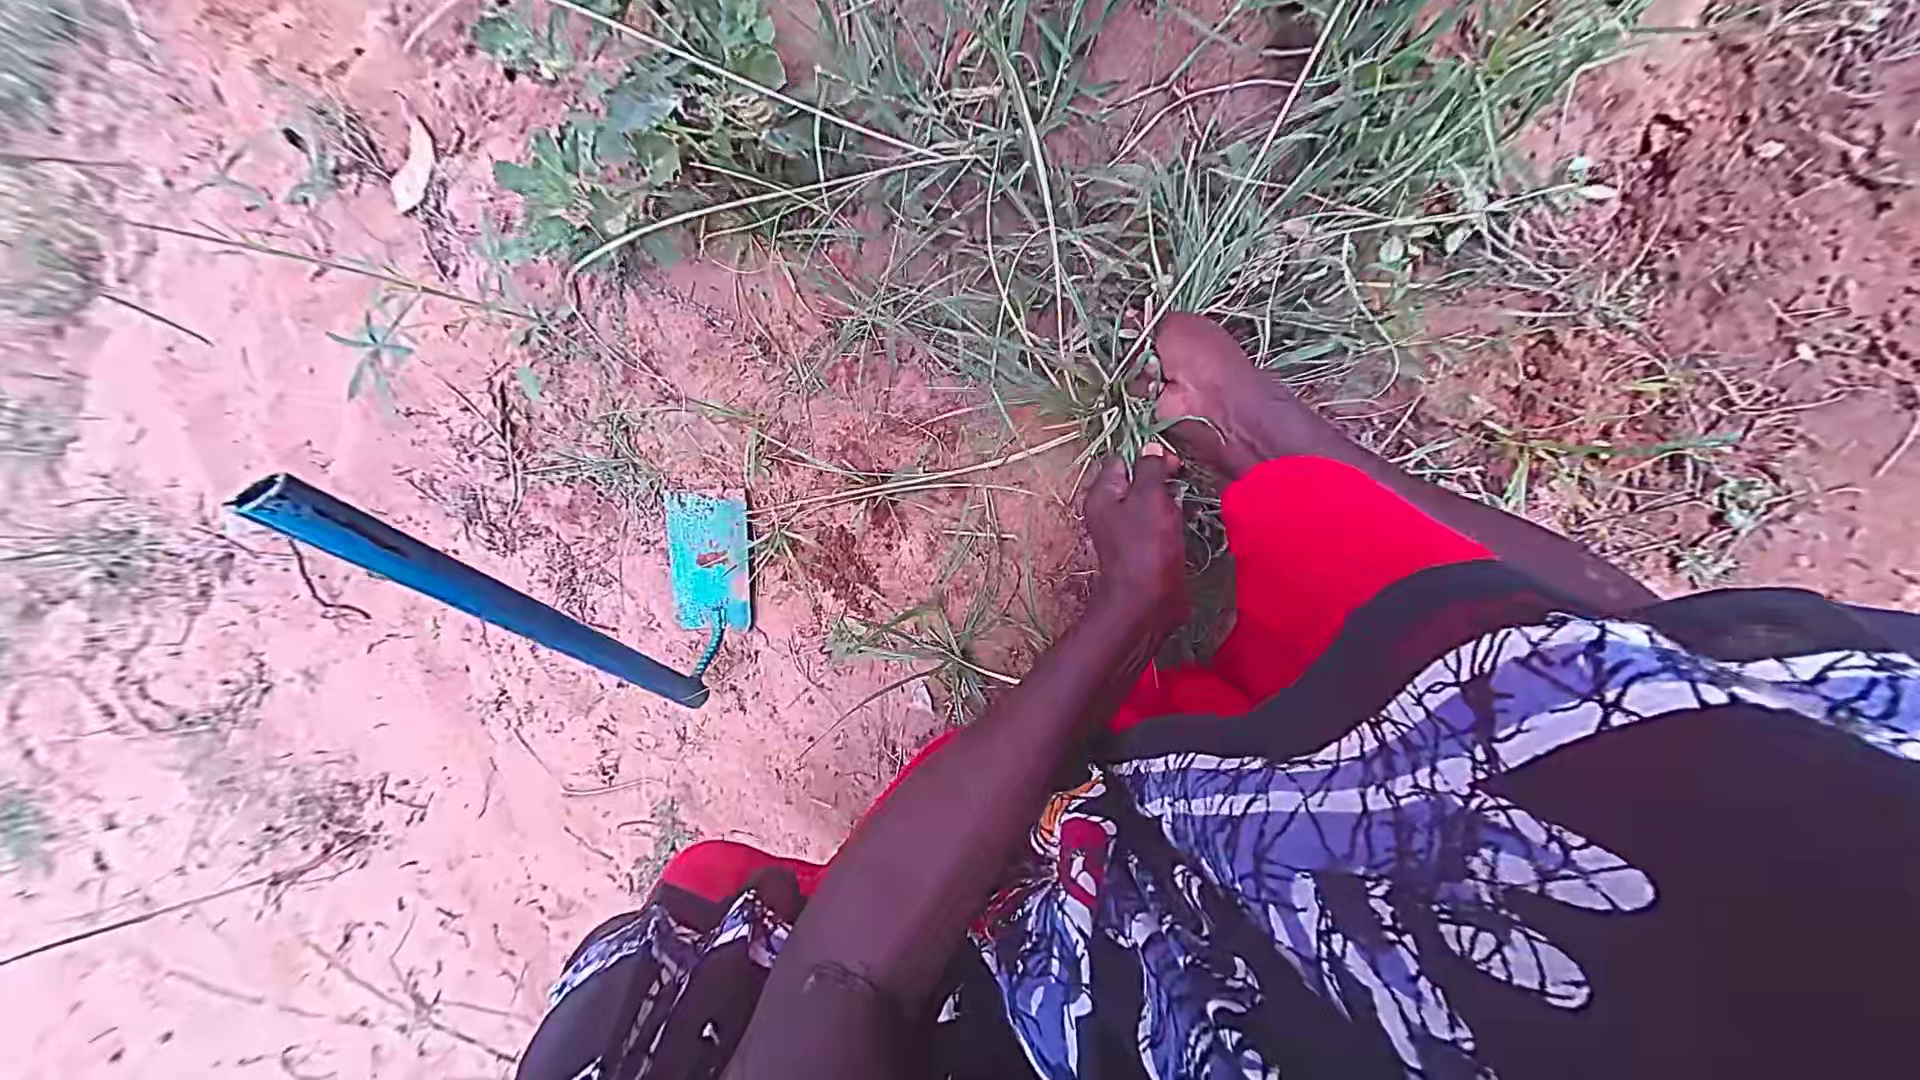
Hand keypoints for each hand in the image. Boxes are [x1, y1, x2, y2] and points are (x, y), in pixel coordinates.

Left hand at [1083, 452, 1187, 634]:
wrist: (1147, 600)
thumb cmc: (1145, 545)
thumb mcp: (1149, 497)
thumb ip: (1150, 469)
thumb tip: (1151, 447)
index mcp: (1102, 494)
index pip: (1121, 459)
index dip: (1146, 455)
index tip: (1171, 462)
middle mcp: (1110, 509)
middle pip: (1137, 480)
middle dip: (1162, 478)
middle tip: (1179, 485)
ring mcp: (1127, 529)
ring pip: (1151, 500)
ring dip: (1170, 499)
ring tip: (1182, 507)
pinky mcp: (1144, 545)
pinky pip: (1159, 521)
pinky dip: (1172, 519)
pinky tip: (1184, 523)